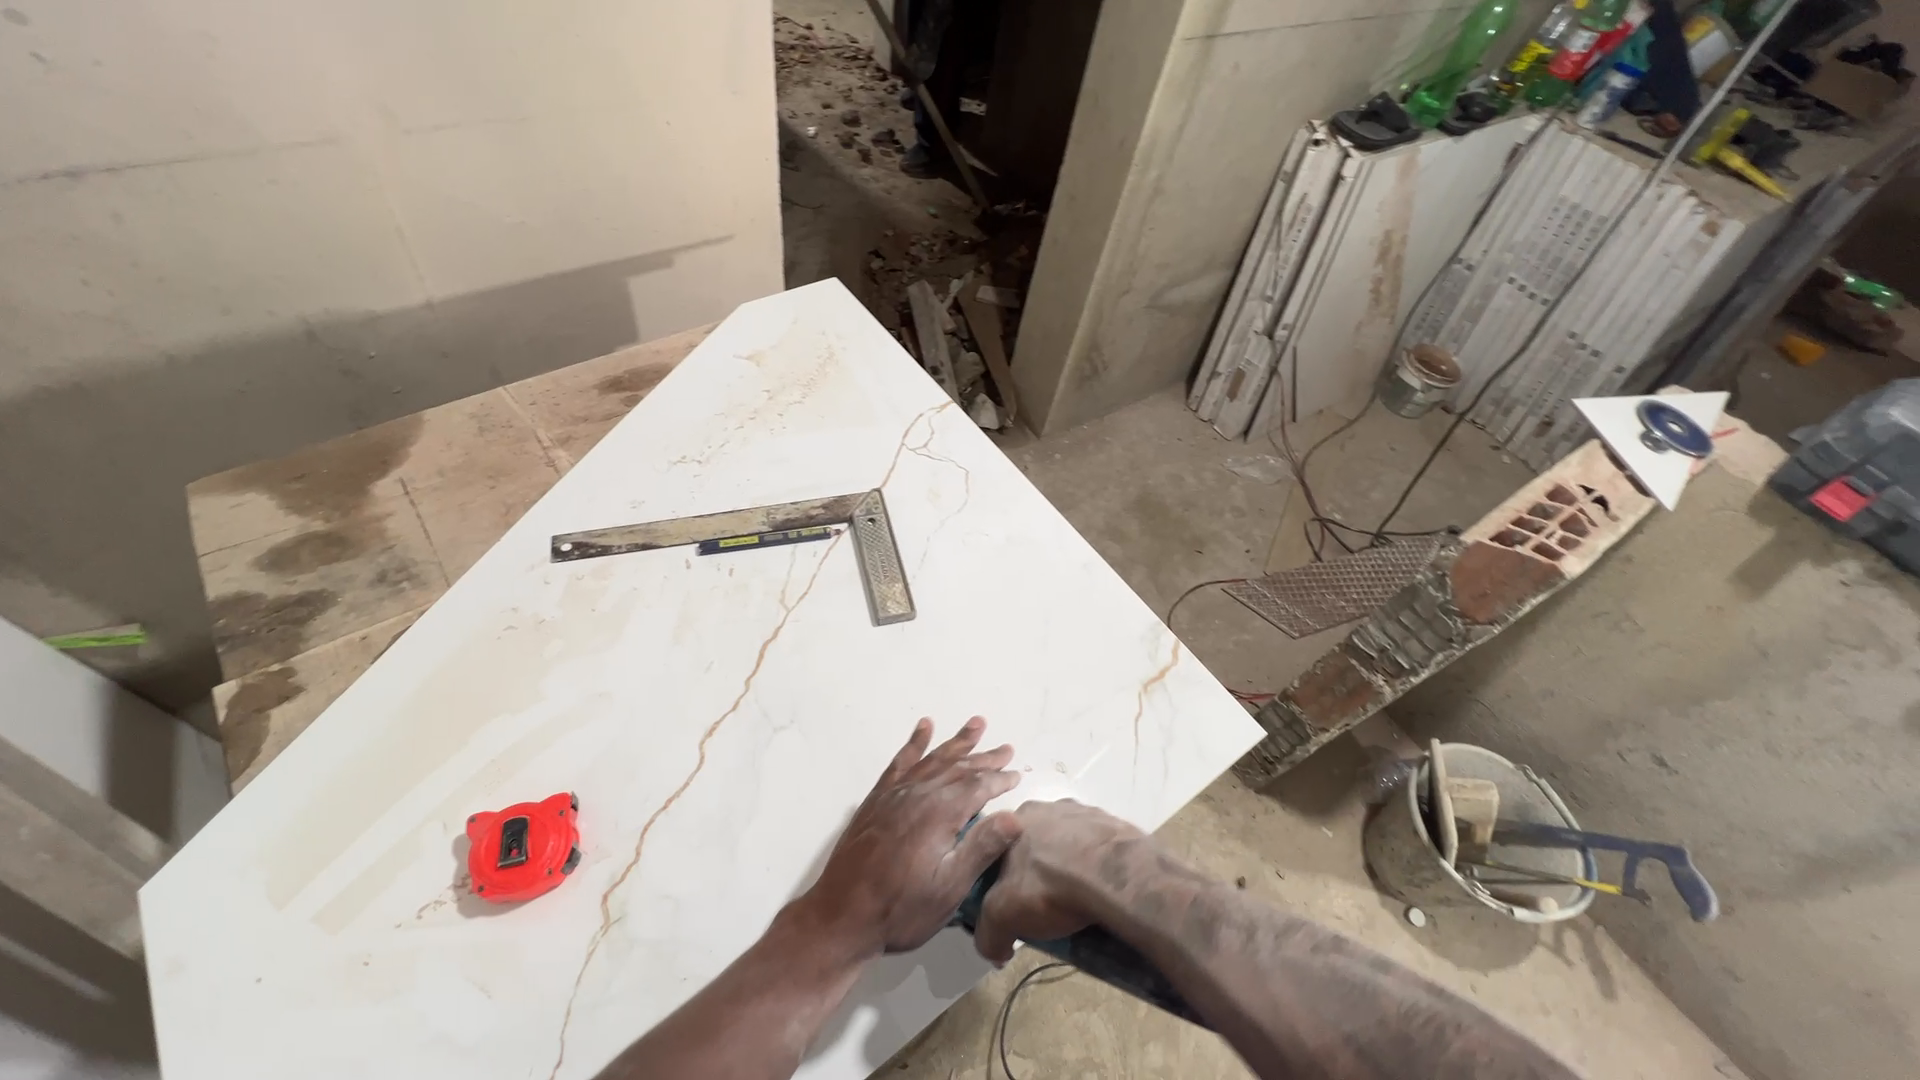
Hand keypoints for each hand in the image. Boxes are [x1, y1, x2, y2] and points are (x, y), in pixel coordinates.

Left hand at [798, 717, 1022, 955]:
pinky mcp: (877, 800)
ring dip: (956, 743)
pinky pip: (900, 763)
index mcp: (940, 813)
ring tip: (976, 724)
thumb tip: (1015, 816)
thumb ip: (982, 847)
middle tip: (1007, 748)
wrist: (842, 917)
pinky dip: (914, 743)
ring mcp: (895, 794)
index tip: (1017, 775)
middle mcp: (919, 794)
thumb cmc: (902, 909)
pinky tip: (923, 728)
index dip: (1000, 780)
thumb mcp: (949, 888)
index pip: (978, 787)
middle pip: (958, 768)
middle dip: (985, 758)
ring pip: (933, 760)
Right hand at [973, 799, 1144, 964]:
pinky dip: (1098, 870)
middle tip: (1047, 906)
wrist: (1111, 874)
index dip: (1003, 877)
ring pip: (1070, 845)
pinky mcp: (1115, 826)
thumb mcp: (1002, 915)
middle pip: (1036, 844)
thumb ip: (989, 932)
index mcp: (1016, 819)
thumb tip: (996, 951)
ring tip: (1079, 904)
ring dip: (1071, 868)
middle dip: (1039, 871)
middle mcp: (1048, 807)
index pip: (1000, 847)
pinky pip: (1100, 851)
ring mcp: (1085, 813)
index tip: (1014, 903)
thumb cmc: (1048, 885)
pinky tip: (1102, 894)